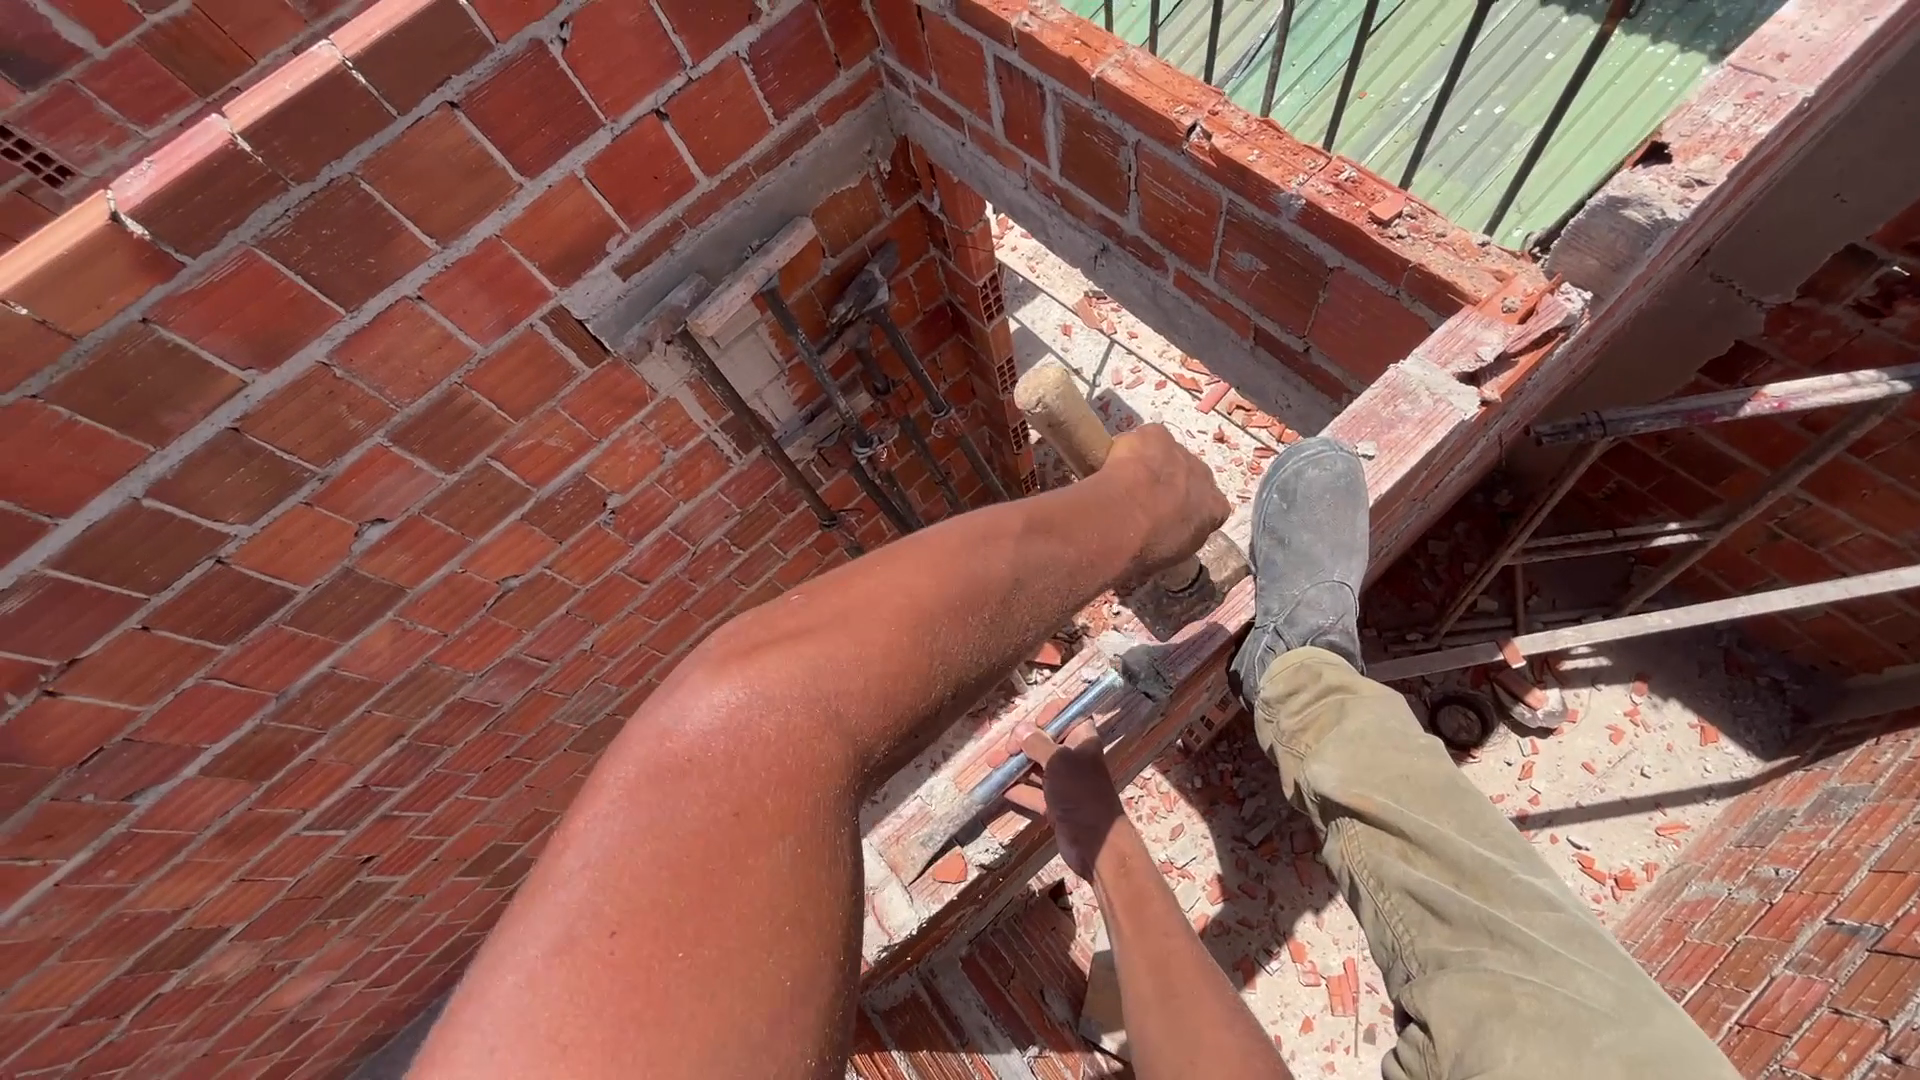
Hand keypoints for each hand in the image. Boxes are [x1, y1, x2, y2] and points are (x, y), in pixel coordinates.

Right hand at [1004, 720, 1131, 880]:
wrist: (1095, 843)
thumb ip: (1037, 744)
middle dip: (1023, 742)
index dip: (1050, 714)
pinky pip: (1034, 792)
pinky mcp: (1056, 805)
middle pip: (1046, 742)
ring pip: (1036, 767)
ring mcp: (1065, 783)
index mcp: (1082, 740)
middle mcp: (1074, 758)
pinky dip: (1018, 790)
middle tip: (1005, 750)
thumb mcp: (1058, 761)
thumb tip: (1021, 729)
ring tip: (993, 766)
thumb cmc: (1080, 792)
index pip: (1069, 716)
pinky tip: (1001, 789)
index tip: (1033, 723)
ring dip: (1015, 765)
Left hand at [1102, 424, 1229, 578]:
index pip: (1208, 505)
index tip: (1164, 515)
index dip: (1184, 507)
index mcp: (1216, 509)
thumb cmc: (1148, 548)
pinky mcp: (1156, 435)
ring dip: (1148, 465)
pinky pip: (1144, 438)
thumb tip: (1162, 536)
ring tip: (1123, 482)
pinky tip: (1113, 465)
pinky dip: (1128, 448)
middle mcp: (1206, 476)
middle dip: (1168, 482)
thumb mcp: (1172, 554)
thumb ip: (1176, 537)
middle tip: (1141, 498)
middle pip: (1188, 474)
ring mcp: (1181, 451)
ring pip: (1164, 455)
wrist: (1127, 521)